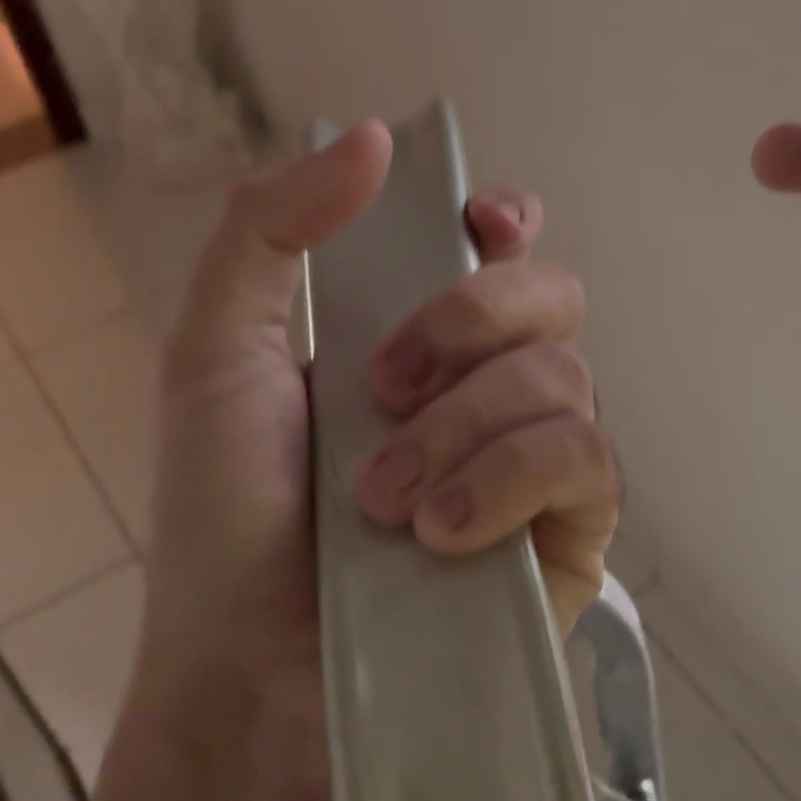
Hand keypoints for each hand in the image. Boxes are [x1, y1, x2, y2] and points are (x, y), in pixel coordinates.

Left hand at [91, 121, 617, 800]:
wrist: (258, 662)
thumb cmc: (231, 512)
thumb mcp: (215, 355)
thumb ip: (271, 232)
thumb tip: (376, 137)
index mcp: (431, 337)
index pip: (510, 251)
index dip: (508, 224)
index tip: (480, 226)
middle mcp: (499, 383)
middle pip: (556, 297)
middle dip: (476, 319)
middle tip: (388, 383)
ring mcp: (545, 451)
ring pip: (566, 378)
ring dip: (466, 426)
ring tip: (387, 501)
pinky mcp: (576, 520)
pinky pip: (585, 457)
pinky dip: (510, 479)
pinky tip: (444, 532)